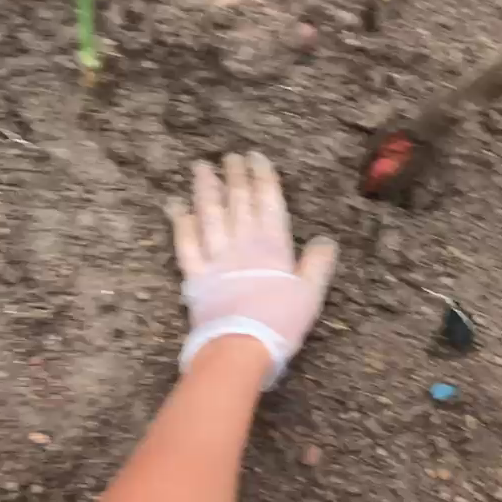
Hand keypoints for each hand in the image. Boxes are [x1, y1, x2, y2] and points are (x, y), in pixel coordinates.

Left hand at [169, 152, 337, 386]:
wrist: (242, 345)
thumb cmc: (281, 322)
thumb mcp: (310, 295)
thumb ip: (317, 265)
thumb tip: (326, 241)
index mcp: (273, 246)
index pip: (268, 202)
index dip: (262, 178)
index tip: (256, 158)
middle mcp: (243, 244)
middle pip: (238, 202)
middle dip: (234, 177)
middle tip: (230, 157)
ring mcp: (216, 257)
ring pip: (209, 214)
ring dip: (206, 190)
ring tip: (202, 169)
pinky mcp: (195, 275)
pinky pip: (185, 242)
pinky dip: (180, 222)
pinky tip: (175, 206)